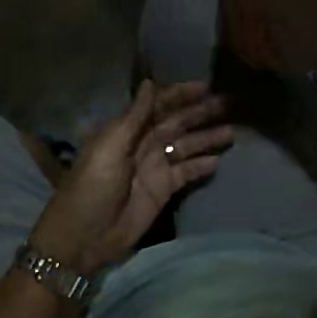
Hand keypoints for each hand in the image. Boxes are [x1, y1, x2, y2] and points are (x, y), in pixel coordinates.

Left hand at [29, 81, 233, 274]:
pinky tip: (219, 160)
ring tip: (231, 131)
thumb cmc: (93, 184)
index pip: (159, 105)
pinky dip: (202, 165)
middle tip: (228, 103)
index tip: (205, 86)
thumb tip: (150, 83)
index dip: (181, 95)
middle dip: (200, 113)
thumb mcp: (111, 146)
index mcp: (128, 128)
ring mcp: (155, 166)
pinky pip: (187, 172)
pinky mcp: (163, 189)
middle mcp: (144, 142)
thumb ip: (134, 116)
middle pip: (177, 123)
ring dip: (207, 138)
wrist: (85, 234)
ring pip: (186, 146)